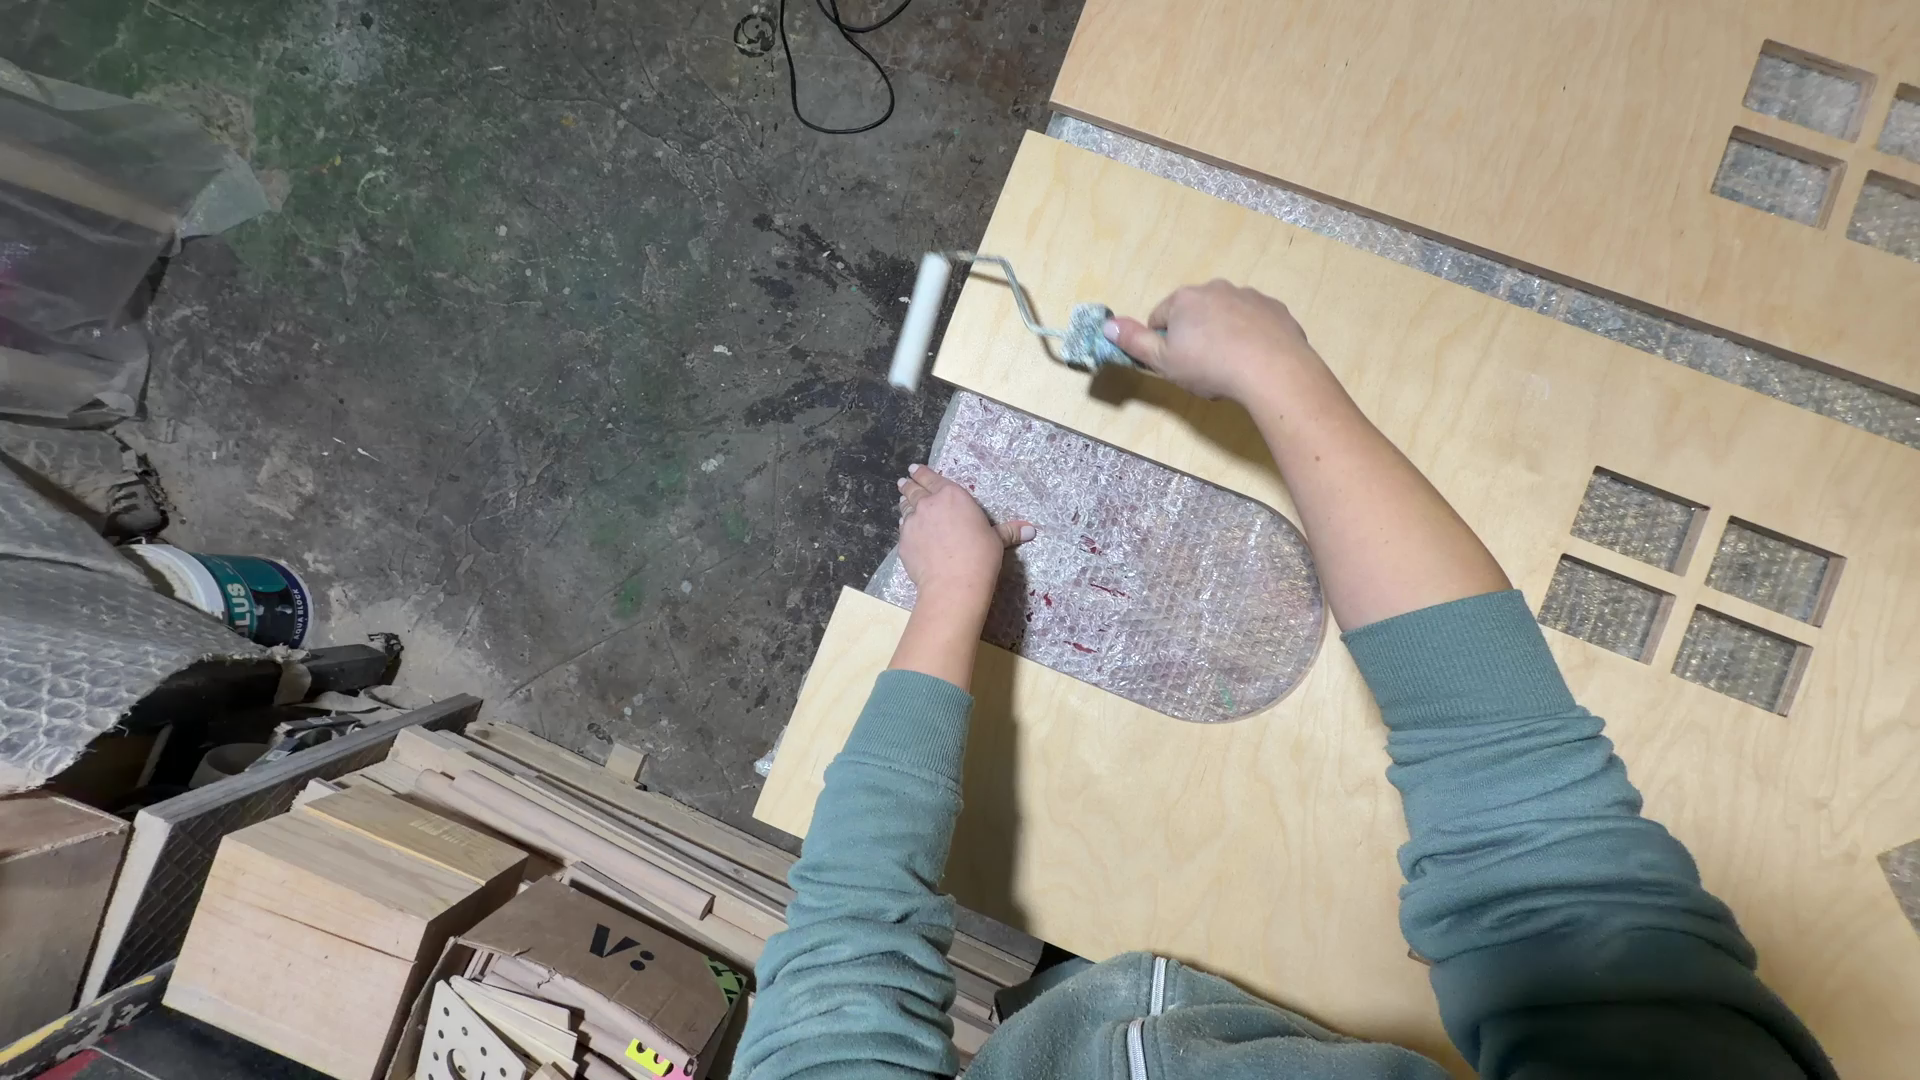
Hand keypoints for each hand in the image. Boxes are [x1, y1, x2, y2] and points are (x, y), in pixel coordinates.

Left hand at [896, 464, 1034, 607]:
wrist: (954, 582)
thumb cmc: (980, 556)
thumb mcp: (996, 540)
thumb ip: (1009, 532)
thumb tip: (1032, 530)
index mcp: (952, 496)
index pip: (932, 478)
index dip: (922, 473)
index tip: (914, 469)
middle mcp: (929, 504)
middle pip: (914, 490)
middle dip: (909, 484)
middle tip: (904, 480)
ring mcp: (913, 522)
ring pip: (906, 508)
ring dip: (904, 502)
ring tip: (903, 499)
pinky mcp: (904, 542)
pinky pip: (903, 528)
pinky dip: (905, 525)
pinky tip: (906, 527)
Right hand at [1103, 280, 1324, 402]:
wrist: (1271, 369)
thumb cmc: (1209, 366)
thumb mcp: (1163, 361)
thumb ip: (1134, 342)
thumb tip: (1107, 325)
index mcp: (1183, 300)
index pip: (1159, 318)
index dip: (1162, 343)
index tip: (1174, 363)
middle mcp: (1215, 289)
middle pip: (1193, 313)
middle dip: (1193, 335)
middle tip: (1200, 367)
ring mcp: (1248, 296)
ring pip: (1224, 315)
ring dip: (1221, 334)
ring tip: (1229, 365)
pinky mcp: (1274, 308)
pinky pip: (1253, 321)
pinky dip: (1250, 336)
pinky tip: (1252, 359)